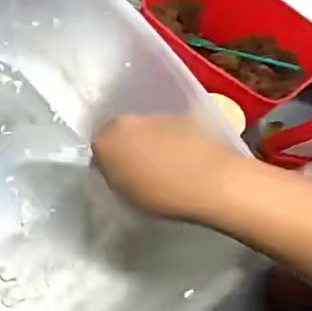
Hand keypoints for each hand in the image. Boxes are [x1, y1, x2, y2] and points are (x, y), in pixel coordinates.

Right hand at [92, 113, 242, 221]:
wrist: (213, 181)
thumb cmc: (163, 196)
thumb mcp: (126, 194)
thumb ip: (115, 175)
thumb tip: (118, 167)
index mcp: (105, 141)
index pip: (98, 148)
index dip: (109, 163)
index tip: (121, 177)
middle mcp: (126, 120)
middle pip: (120, 132)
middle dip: (127, 146)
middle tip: (141, 169)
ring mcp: (155, 114)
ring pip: (145, 128)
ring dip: (150, 141)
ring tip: (168, 165)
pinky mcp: (182, 114)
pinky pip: (168, 128)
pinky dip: (172, 138)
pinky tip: (185, 158)